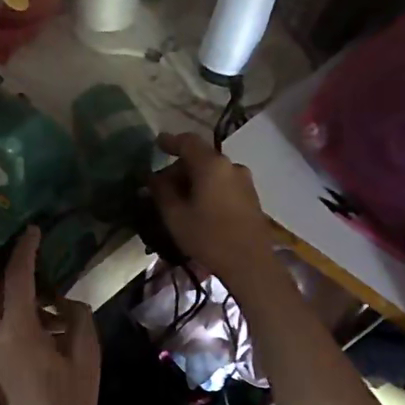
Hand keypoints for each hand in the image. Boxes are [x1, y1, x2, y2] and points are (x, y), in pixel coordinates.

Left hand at [0, 227, 100, 404]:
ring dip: (10, 294)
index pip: (17, 278)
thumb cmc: (69, 402)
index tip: (33, 231)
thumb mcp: (86, 356)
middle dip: (5, 270)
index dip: (25, 251)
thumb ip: (78, 320)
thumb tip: (67, 304)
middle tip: (33, 263)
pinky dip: (13, 314)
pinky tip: (43, 324)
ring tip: (47, 299)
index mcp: (18, 329)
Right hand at [150, 132, 282, 294]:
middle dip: (179, 168)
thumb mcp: (176, 216)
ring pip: (213, 172)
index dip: (170, 141)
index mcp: (211, 165)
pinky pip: (224, 184)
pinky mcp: (251, 197)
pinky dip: (208, 188)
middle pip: (201, 158)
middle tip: (161, 186)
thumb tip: (152, 178)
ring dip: (194, 180)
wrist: (250, 263)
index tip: (157, 144)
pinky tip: (199, 208)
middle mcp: (231, 166)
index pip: (188, 142)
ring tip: (179, 200)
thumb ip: (161, 191)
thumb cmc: (209, 237)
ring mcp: (245, 181)